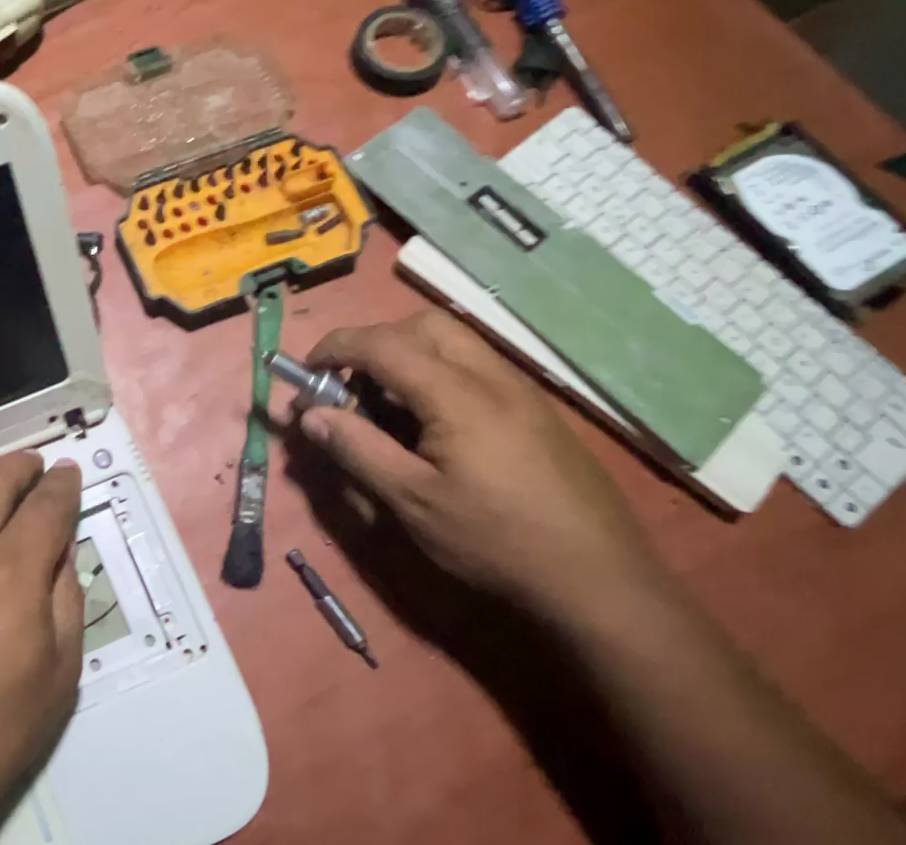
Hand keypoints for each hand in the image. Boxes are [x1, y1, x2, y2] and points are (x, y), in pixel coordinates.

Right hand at [296, 310, 665, 617]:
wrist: (600, 579)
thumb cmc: (496, 540)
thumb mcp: (413, 502)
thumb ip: (359, 450)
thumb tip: (310, 416)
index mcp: (456, 394)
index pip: (383, 344)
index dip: (336, 347)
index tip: (305, 370)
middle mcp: (490, 377)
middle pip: (423, 326)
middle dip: (376, 342)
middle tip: (351, 386)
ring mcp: (519, 392)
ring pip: (454, 343)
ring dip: (408, 356)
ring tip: (388, 408)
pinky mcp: (535, 412)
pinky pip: (475, 369)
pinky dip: (438, 375)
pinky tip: (432, 427)